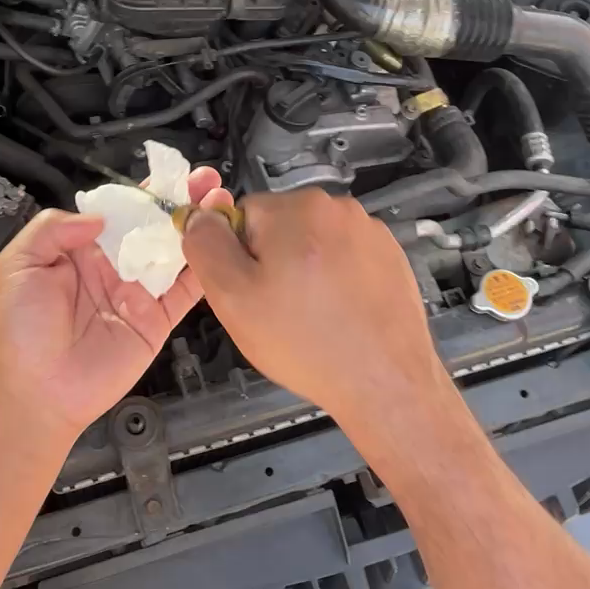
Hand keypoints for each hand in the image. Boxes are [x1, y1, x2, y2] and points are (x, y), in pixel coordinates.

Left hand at [0, 167, 231, 443]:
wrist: (37, 390)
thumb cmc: (20, 330)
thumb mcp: (18, 264)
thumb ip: (53, 229)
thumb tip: (99, 216)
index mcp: (84, 248)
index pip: (123, 210)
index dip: (149, 191)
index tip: (174, 173)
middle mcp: (116, 264)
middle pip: (156, 225)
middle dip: (183, 201)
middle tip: (208, 180)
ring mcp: (140, 291)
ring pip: (176, 251)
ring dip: (200, 226)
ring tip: (223, 201)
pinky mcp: (158, 318)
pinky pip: (186, 290)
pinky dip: (205, 268)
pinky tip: (221, 244)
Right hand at [181, 187, 446, 422]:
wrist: (385, 382)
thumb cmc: (305, 342)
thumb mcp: (233, 298)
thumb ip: (207, 248)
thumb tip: (199, 217)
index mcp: (296, 208)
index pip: (242, 216)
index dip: (238, 257)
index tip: (252, 294)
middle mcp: (337, 207)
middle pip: (280, 226)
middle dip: (272, 261)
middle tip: (279, 310)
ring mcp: (369, 230)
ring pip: (313, 242)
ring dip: (306, 270)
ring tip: (313, 317)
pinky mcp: (390, 254)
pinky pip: (345, 256)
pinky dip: (337, 279)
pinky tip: (340, 314)